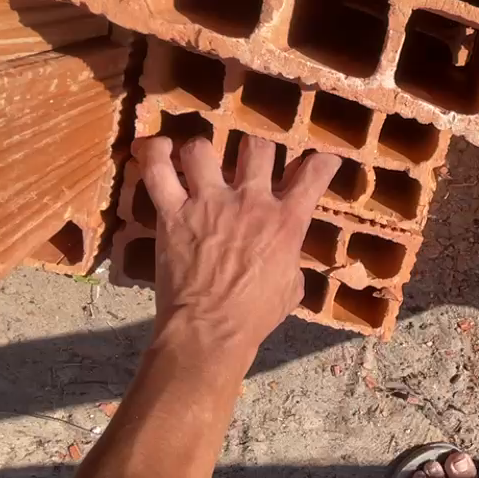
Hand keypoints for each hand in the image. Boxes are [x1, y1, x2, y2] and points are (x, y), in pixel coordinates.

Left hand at [133, 134, 339, 372]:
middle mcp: (250, 202)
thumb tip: (284, 255)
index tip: (323, 160)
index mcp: (286, 222)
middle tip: (251, 163)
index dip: (322, 162)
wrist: (211, 329)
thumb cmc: (256, 315)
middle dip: (257, 151)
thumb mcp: (292, 286)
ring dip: (204, 152)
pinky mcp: (172, 213)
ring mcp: (208, 203)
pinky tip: (159, 150)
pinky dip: (155, 154)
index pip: (313, 176)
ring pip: (203, 149)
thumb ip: (290, 259)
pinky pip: (156, 169)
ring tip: (202, 161)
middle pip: (257, 148)